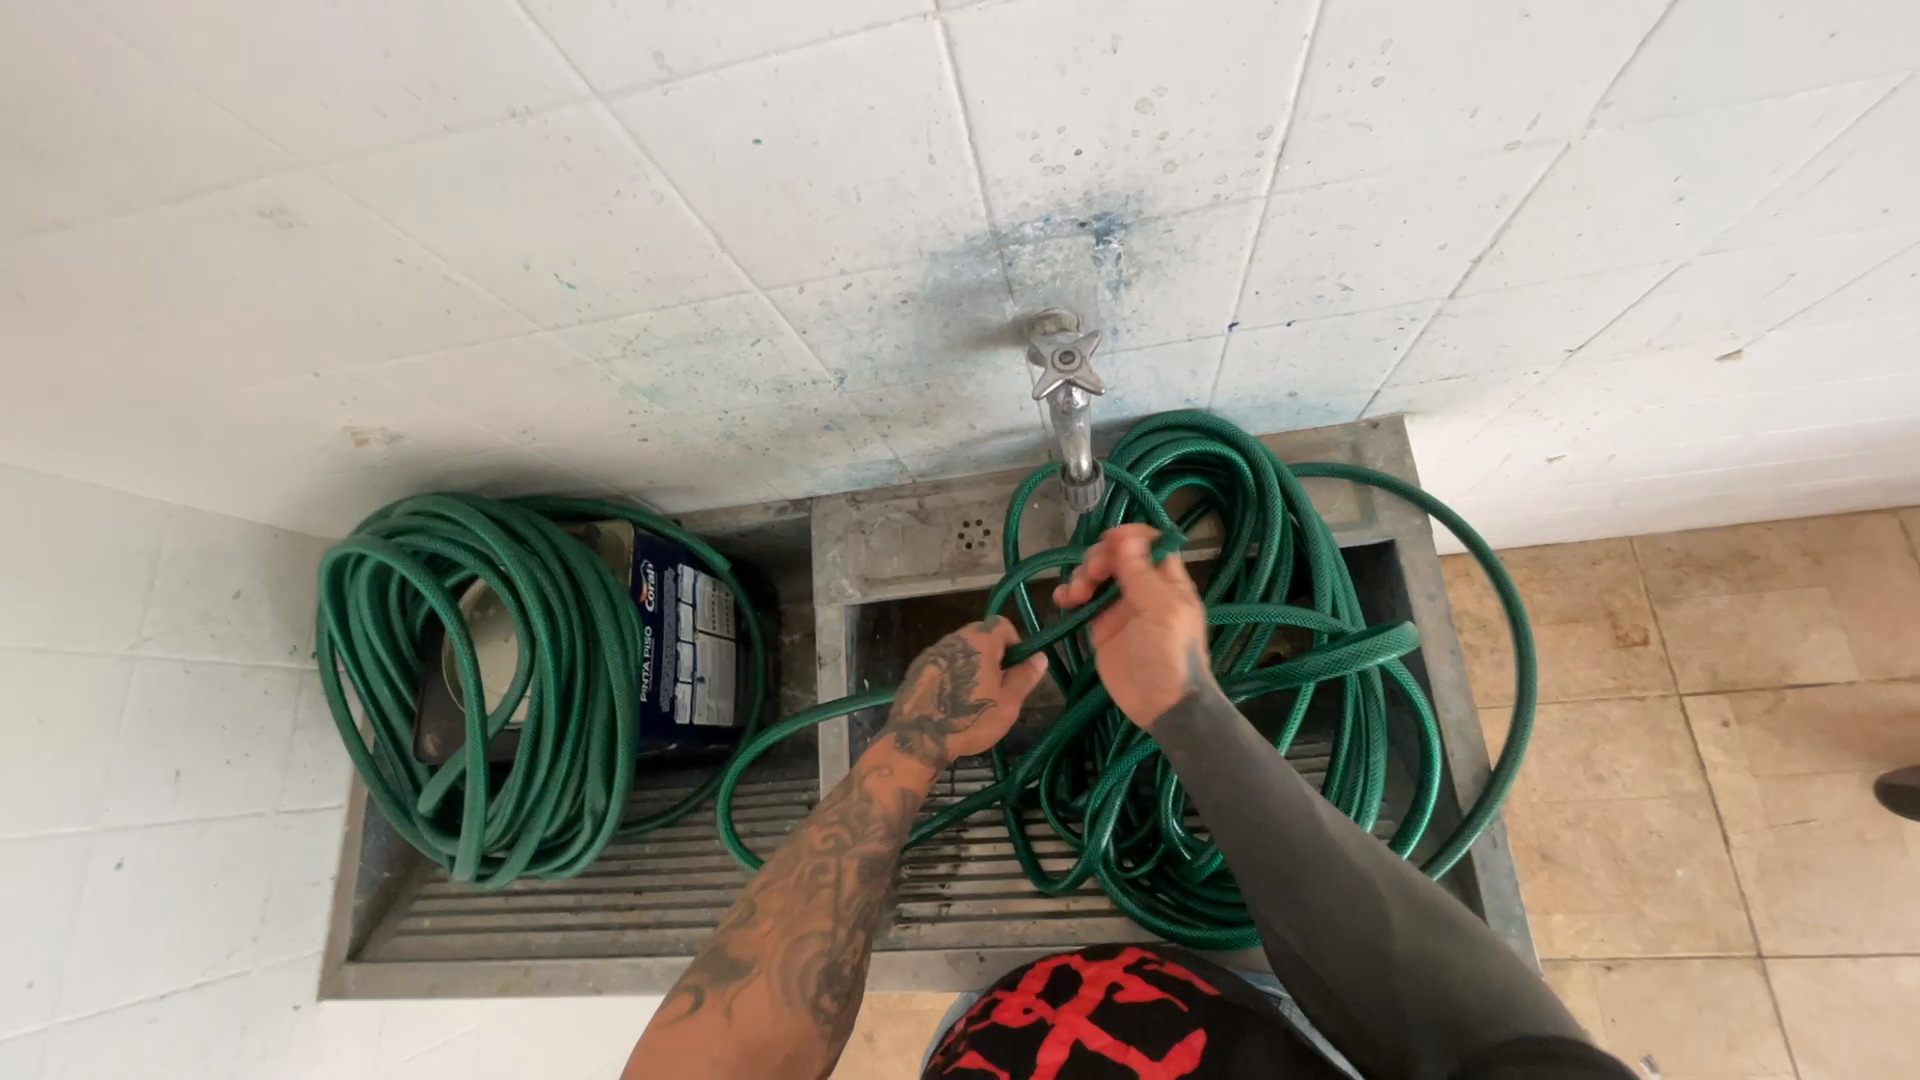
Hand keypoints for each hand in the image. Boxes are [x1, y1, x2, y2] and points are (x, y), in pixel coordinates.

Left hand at [877, 617, 1049, 768]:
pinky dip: (951, 673)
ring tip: (973, 695)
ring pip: (959, 649)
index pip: (1001, 623)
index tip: (1015, 666)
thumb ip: (1024, 676)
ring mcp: (932, 653)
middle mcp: (954, 639)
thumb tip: (1040, 657)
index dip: (1013, 641)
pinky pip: (942, 663)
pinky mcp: (916, 668)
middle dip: (992, 653)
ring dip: (970, 663)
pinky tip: (950, 700)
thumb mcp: (1007, 703)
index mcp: (980, 641)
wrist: (917, 738)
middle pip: (979, 635)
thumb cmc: (969, 719)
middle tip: (997, 683)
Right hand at [1053, 524, 1216, 728]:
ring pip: (1095, 575)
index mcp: (1166, 580)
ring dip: (1080, 576)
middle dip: (1098, 559)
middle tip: (1092, 576)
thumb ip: (1140, 573)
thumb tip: (1125, 536)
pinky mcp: (1100, 625)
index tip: (1109, 542)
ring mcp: (1119, 606)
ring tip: (1075, 595)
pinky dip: (1069, 594)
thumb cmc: (1170, 655)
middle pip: (1116, 555)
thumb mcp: (1161, 611)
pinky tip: (1063, 601)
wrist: (1161, 705)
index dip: (1129, 536)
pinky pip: (1082, 600)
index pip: (1150, 542)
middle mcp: (1143, 587)